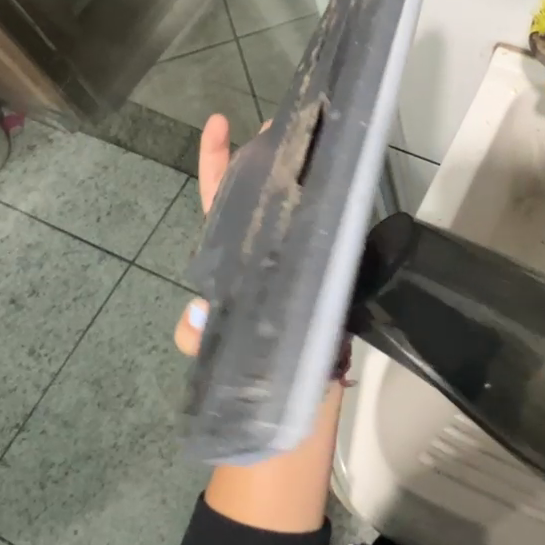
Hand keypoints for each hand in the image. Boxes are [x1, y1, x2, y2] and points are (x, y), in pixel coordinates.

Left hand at [168, 115, 335, 532]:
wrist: (293, 423)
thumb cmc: (253, 387)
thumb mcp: (222, 360)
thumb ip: (204, 338)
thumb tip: (192, 312)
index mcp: (231, 267)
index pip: (217, 206)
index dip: (217, 164)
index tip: (219, 122)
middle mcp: (259, 258)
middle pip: (257, 197)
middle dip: (267, 155)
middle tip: (289, 120)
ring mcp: (293, 267)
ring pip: (293, 212)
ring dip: (302, 177)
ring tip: (324, 143)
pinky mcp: (324, 279)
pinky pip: (325, 238)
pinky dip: (333, 211)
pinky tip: (351, 192)